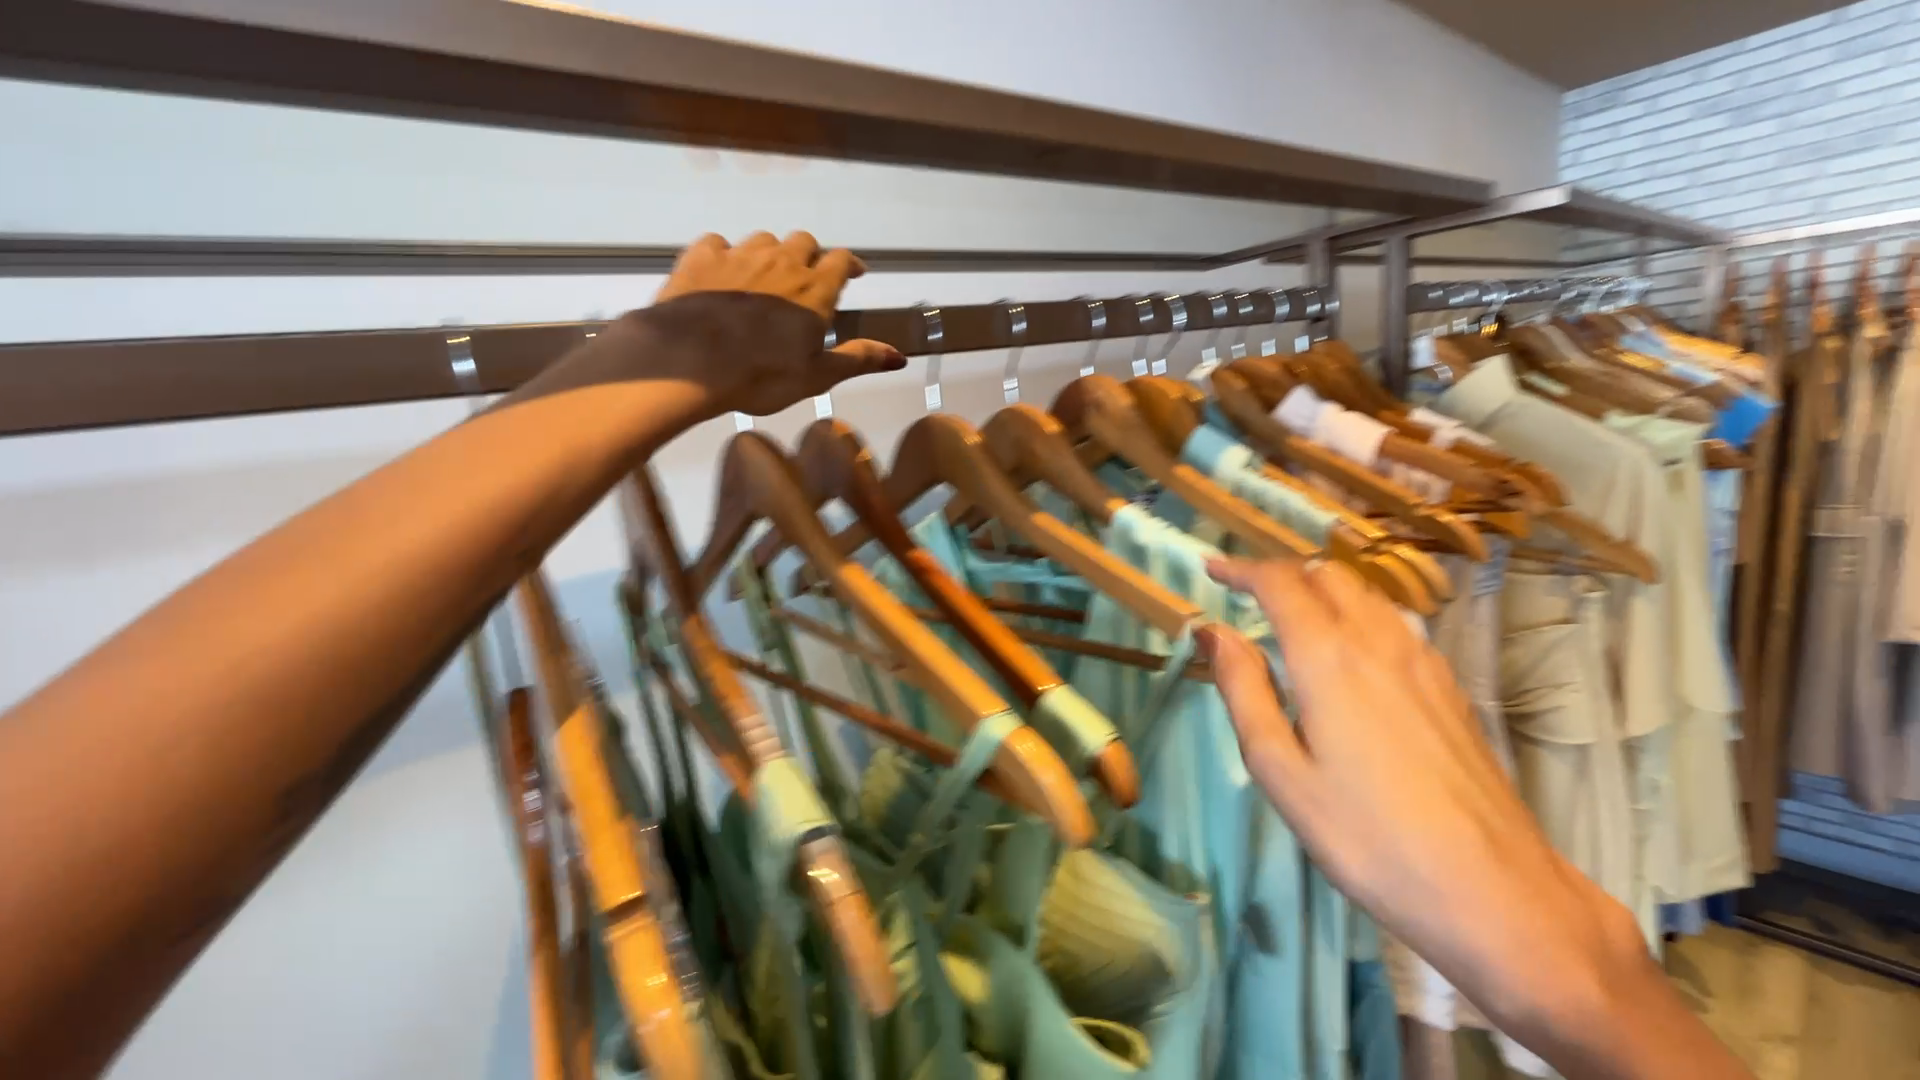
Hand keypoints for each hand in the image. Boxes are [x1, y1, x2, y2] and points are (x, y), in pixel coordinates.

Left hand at [651, 230, 904, 415]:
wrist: (689, 359)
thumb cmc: (761, 374)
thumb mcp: (817, 376)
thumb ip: (858, 359)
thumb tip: (900, 355)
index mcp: (814, 290)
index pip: (841, 261)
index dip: (850, 265)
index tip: (853, 274)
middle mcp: (781, 262)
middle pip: (803, 241)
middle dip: (809, 255)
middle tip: (806, 279)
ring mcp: (739, 255)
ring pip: (763, 239)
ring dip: (769, 253)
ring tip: (763, 279)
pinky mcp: (701, 257)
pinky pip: (718, 243)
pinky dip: (725, 255)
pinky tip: (720, 275)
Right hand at [1197, 557, 1650, 1052]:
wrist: (1493, 890)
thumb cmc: (1364, 835)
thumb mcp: (1279, 769)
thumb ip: (1243, 689)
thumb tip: (1211, 629)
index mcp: (1328, 656)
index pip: (1281, 583)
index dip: (1241, 568)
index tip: (1211, 568)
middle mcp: (1379, 641)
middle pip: (1329, 575)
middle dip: (1283, 573)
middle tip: (1248, 594)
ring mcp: (1425, 662)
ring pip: (1368, 595)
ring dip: (1324, 589)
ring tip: (1294, 615)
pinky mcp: (1451, 687)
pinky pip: (1397, 623)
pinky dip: (1360, 614)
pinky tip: (1353, 652)